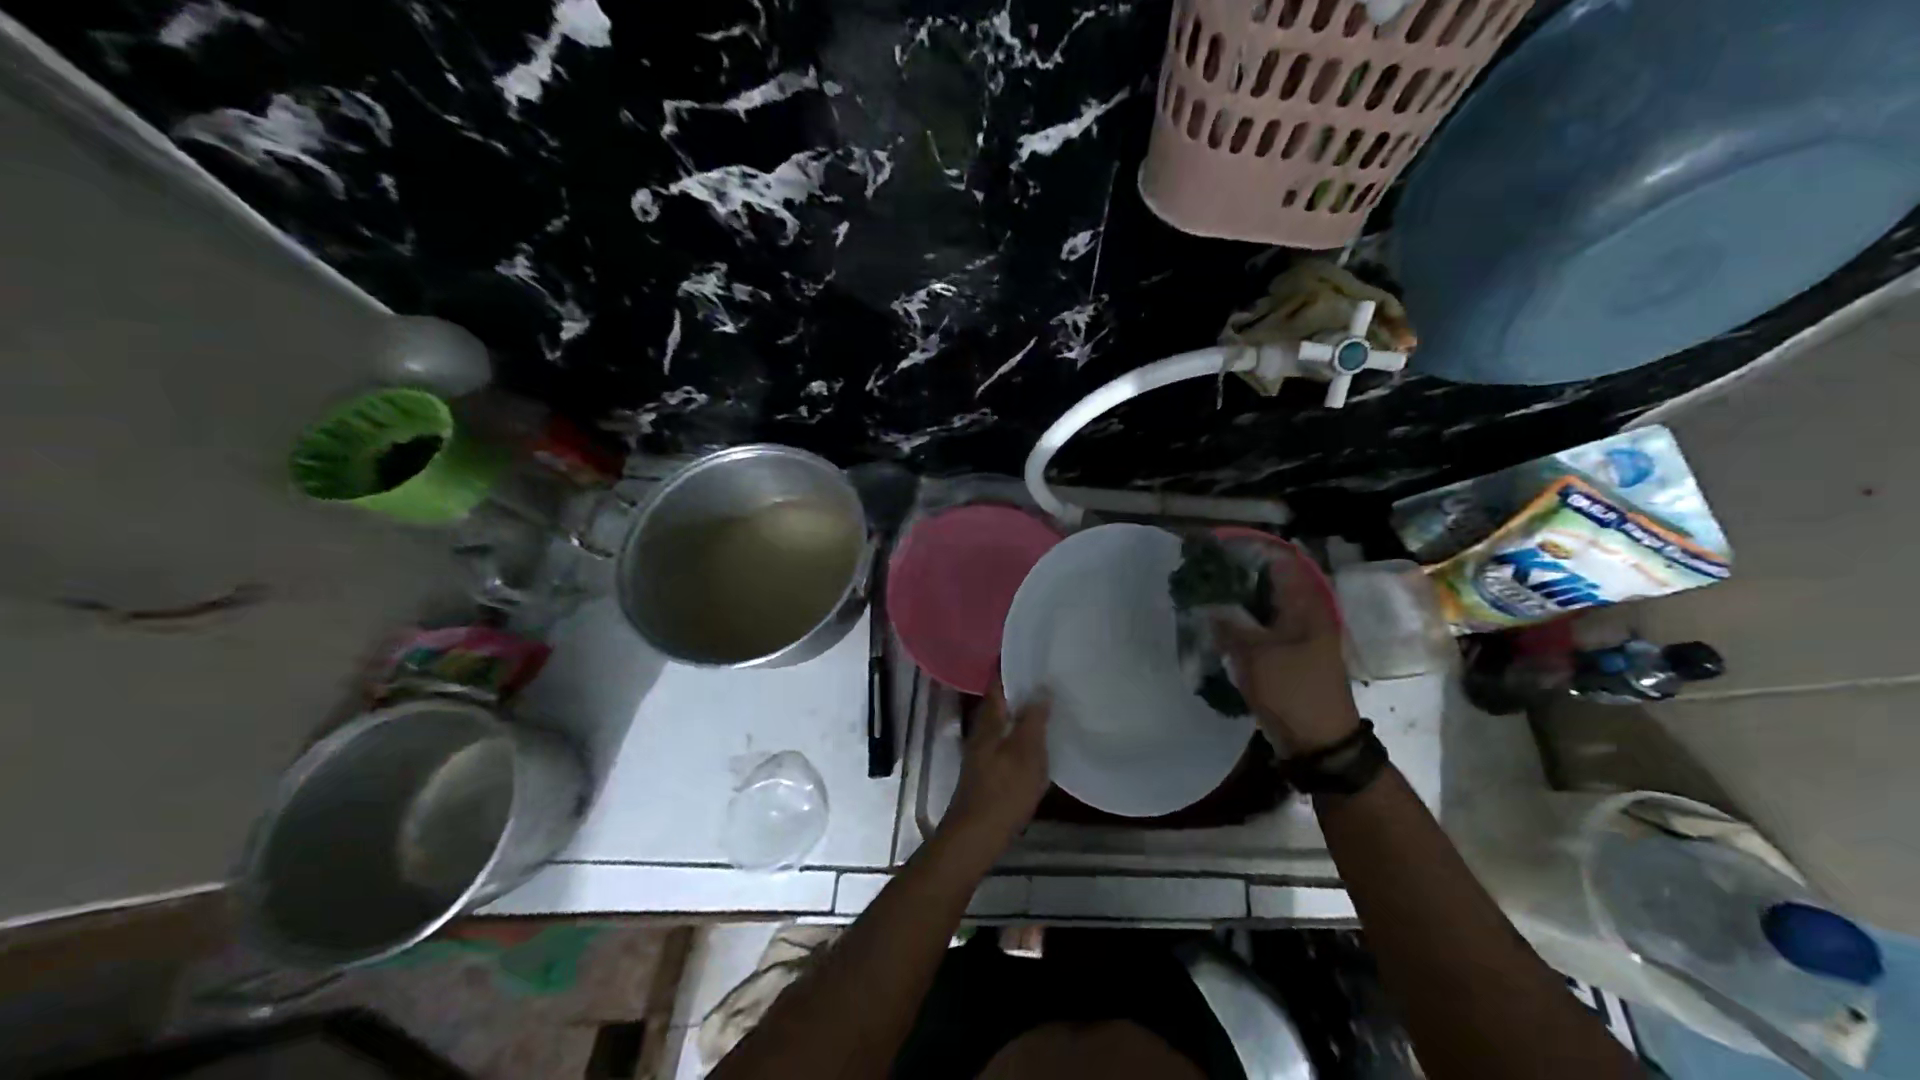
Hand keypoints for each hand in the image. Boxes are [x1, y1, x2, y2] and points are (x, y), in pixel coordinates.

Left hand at [938, 681, 1050, 861]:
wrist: (976, 835)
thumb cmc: (1003, 792)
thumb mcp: (1026, 753)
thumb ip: (1033, 720)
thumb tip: (1041, 687)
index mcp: (989, 720)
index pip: (998, 681)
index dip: (1013, 665)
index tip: (1036, 652)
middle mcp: (984, 730)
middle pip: (1003, 701)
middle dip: (1024, 687)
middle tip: (1053, 676)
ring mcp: (985, 750)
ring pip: (1007, 721)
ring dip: (1026, 711)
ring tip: (1054, 703)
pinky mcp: (991, 769)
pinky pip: (1011, 740)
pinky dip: (1026, 734)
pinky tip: (1044, 740)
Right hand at [1214, 552, 1360, 755]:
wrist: (1319, 741)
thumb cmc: (1292, 690)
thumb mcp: (1255, 653)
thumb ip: (1228, 623)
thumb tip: (1204, 600)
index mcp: (1305, 604)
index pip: (1277, 561)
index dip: (1246, 551)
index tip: (1213, 549)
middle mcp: (1303, 613)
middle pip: (1266, 583)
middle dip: (1234, 577)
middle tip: (1199, 575)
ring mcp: (1295, 635)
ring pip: (1260, 606)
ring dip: (1234, 601)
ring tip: (1200, 597)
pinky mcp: (1284, 655)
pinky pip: (1259, 628)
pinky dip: (1238, 624)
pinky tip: (1213, 626)